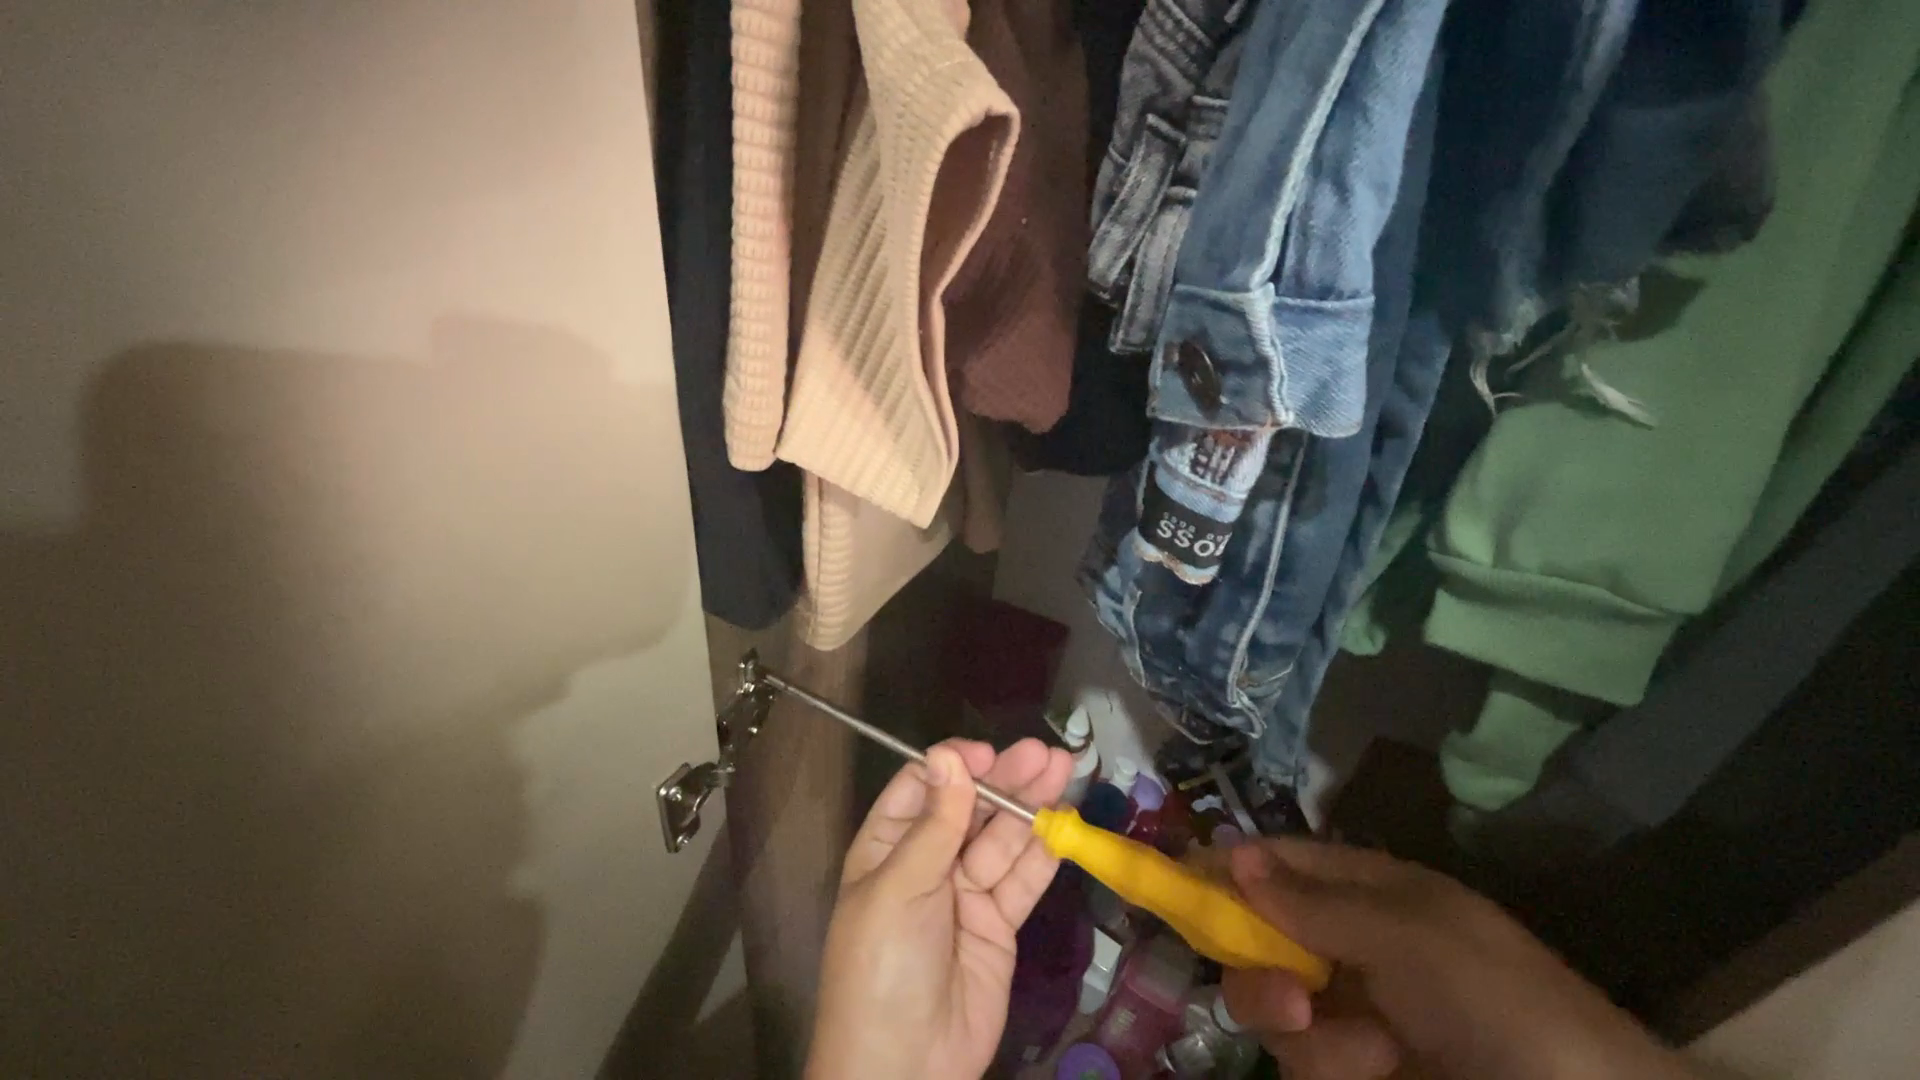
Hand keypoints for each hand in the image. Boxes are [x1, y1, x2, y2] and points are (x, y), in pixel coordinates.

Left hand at [805, 738, 1071, 1079]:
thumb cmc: (883, 966)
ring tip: (1064, 771)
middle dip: (1006, 781)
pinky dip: (1044, 853)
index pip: (923, 789)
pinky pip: (1022, 881)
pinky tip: (1065, 822)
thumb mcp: (900, 888)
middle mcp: (927, 863)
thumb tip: (946, 755)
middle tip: (1046, 755)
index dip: (956, 767)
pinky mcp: (998, 925)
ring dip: (1032, 808)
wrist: (904, 1068)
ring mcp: (964, 894)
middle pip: (970, 809)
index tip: (988, 754)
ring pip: (1002, 840)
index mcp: (887, 847)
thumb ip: (934, 824)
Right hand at [1219, 839, 1700, 1079]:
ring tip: (1367, 1052)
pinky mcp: (1352, 1070)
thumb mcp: (1409, 936)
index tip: (1179, 875)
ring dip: (1304, 1027)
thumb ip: (1313, 903)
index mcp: (1369, 893)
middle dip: (1258, 963)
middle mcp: (1348, 946)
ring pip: (1271, 1004)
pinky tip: (1380, 1071)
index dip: (1230, 865)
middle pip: (1257, 937)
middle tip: (1287, 994)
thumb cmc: (1498, 1000)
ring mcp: (1350, 1013)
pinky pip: (1301, 1059)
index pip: (1279, 864)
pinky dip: (1331, 1066)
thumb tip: (1235, 854)